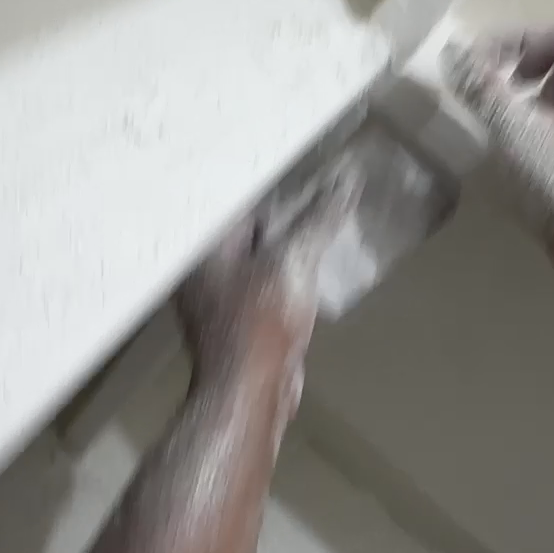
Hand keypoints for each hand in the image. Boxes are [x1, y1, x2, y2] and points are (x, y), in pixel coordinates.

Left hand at [175, 168, 362, 401]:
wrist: (251, 393)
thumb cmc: (262, 321)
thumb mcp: (294, 260)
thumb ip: (319, 219)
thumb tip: (348, 179)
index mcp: (205, 244)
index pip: (236, 196)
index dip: (270, 178)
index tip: (301, 159)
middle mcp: (204, 264)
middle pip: (247, 223)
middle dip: (282, 208)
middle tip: (319, 182)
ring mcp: (220, 292)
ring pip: (259, 251)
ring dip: (288, 239)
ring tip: (323, 214)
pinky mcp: (240, 314)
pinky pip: (267, 277)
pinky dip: (287, 267)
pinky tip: (313, 258)